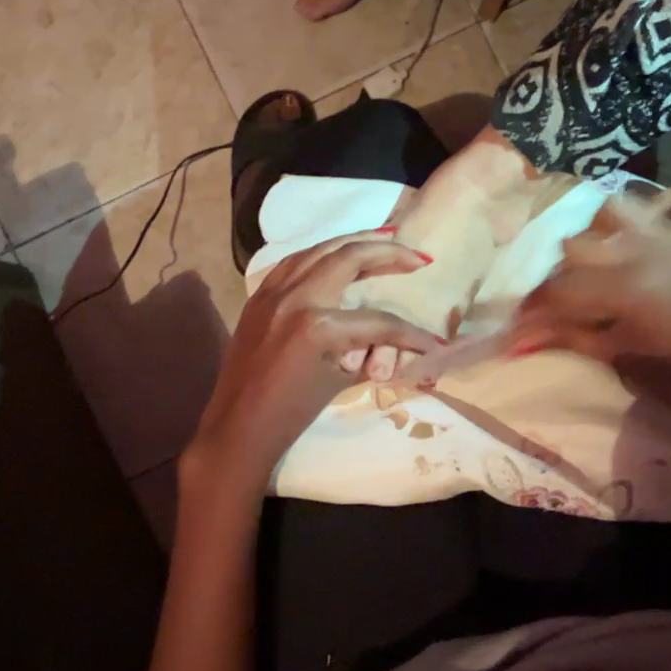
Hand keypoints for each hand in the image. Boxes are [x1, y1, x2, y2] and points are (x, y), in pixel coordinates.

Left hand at [186, 232, 441, 493]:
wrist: (238, 426)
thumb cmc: (290, 415)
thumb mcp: (338, 381)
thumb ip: (368, 352)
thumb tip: (396, 342)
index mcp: (318, 325)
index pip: (378, 320)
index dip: (410, 333)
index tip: (432, 341)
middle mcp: (296, 297)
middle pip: (349, 257)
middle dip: (387, 251)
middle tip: (416, 257)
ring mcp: (273, 292)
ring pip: (318, 250)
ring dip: (352, 243)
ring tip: (382, 243)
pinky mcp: (258, 297)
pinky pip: (293, 262)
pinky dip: (319, 255)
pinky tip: (336, 257)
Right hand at [506, 184, 670, 456]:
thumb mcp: (621, 359)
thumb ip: (570, 337)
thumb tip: (519, 336)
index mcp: (625, 287)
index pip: (558, 291)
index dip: (531, 310)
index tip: (514, 327)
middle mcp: (646, 249)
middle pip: (577, 245)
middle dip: (557, 274)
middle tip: (554, 302)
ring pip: (619, 207)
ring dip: (600, 230)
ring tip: (596, 257)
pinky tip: (653, 224)